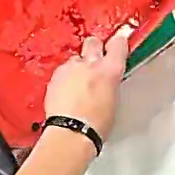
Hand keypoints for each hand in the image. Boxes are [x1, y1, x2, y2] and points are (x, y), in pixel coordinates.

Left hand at [44, 26, 131, 142]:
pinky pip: (63, 71)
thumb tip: (107, 80)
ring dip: (78, 67)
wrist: (71, 133)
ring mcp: (70, 68)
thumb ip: (110, 82)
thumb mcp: (113, 101)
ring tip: (78, 84)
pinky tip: (67, 92)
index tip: (118, 44)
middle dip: (94, 48)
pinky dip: (65, 78)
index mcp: (110, 70)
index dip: (118, 43)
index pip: (118, 44)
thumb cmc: (97, 124)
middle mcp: (90, 64)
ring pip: (76, 58)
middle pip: (93, 41)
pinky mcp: (55, 76)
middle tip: (95, 61)